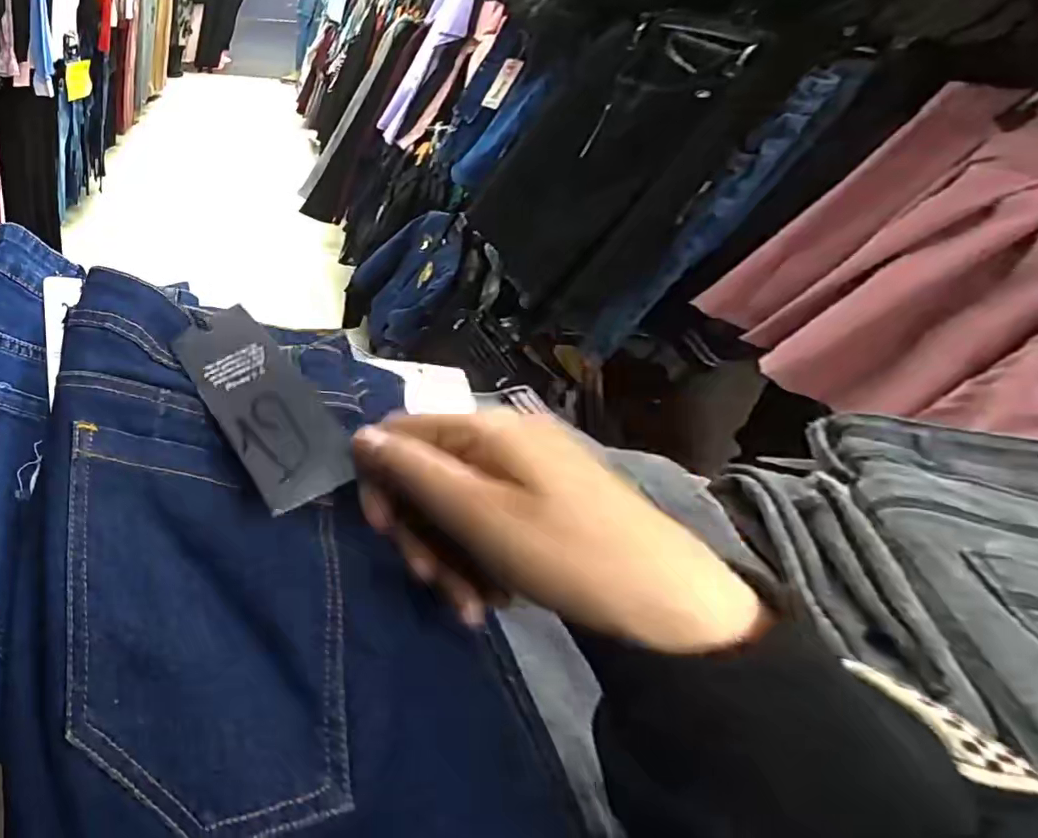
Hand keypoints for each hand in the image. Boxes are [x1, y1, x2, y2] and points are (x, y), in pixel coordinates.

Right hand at [353, 410, 765, 653]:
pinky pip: (487, 518)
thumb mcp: (479, 514)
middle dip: (420, 530)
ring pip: (454, 504)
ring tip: (470, 604)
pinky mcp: (543, 500)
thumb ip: (414, 471)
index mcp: (487, 427)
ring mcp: (526, 469)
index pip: (401, 433)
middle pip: (427, 473)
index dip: (380, 479)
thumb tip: (360, 437)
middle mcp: (502, 438)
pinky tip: (494, 596)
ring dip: (448, 554)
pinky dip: (479, 556)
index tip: (386, 534)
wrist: (678, 609)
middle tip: (430, 582)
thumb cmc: (568, 555)